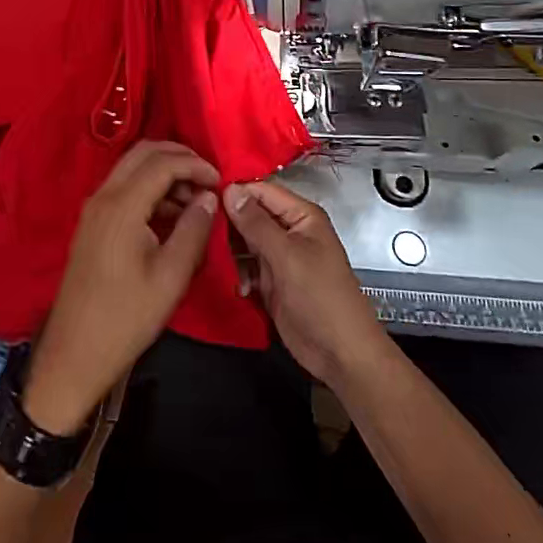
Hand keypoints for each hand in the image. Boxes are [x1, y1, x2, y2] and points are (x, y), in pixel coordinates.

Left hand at [23, 141, 219, 434]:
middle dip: (179, 157)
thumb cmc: (126, 318)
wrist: (74, 355)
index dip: (196, 165)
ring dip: (164, 172)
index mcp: (121, 206)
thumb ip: (194, 229)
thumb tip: (209, 196)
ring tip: (195, 201)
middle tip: (208, 179)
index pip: (163, 163)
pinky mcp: (92, 223)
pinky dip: (150, 188)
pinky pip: (124, 187)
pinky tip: (172, 215)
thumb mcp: (171, 276)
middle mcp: (103, 197)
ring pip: (132, 168)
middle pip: (143, 152)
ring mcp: (94, 209)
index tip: (220, 181)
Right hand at [223, 180, 390, 387]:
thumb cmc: (321, 297)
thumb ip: (256, 224)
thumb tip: (230, 190)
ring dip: (231, 252)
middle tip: (202, 231)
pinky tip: (239, 287)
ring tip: (217, 261)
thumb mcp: (287, 256)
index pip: (263, 192)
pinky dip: (239, 274)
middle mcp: (290, 232)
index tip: (203, 197)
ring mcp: (279, 258)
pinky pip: (247, 267)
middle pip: (251, 216)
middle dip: (228, 223)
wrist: (340, 352)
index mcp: (302, 217)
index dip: (236, 192)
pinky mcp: (271, 282)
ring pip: (245, 242)